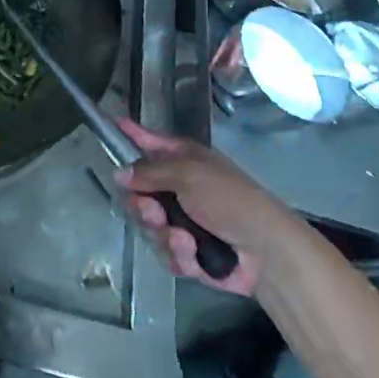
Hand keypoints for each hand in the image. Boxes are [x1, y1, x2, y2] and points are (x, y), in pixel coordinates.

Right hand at [114, 119, 291, 296]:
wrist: (266, 251)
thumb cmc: (229, 199)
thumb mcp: (189, 174)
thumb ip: (150, 171)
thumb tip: (120, 172)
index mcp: (183, 160)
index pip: (149, 142)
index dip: (131, 133)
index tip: (112, 122)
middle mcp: (179, 189)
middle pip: (139, 193)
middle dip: (142, 206)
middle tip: (152, 211)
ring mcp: (183, 222)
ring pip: (149, 227)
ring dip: (162, 234)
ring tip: (183, 238)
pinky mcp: (188, 254)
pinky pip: (166, 253)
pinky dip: (179, 255)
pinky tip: (195, 254)